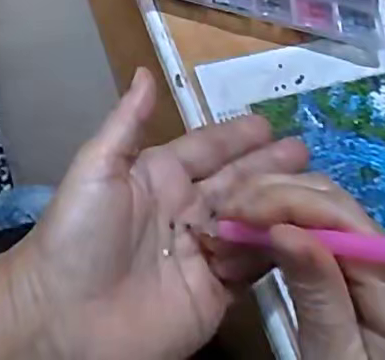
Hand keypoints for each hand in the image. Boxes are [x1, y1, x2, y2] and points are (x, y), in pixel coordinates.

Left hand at [4, 68, 310, 359]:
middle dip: (268, 165)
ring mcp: (202, 251)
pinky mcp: (214, 294)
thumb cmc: (78, 230)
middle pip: (235, 181)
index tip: (268, 123)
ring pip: (250, 220)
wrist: (67, 313)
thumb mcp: (98, 166)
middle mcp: (183, 207)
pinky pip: (252, 266)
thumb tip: (144, 71)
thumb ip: (128, 122)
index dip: (235, 136)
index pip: (205, 148)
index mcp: (157, 174)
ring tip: (318, 189)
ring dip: (281, 204)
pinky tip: (306, 237)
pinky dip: (277, 250)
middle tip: (305, 150)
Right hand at [221, 173, 384, 359]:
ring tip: (235, 223)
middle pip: (336, 207)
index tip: (232, 211)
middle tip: (225, 214)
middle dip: (275, 199)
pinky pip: (332, 237)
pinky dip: (291, 229)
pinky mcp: (379, 284)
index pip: (343, 218)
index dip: (284, 201)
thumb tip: (283, 228)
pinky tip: (260, 235)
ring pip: (330, 214)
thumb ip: (317, 297)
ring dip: (278, 208)